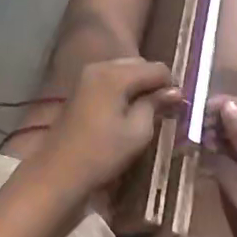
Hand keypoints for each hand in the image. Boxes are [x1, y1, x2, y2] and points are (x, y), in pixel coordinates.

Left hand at [37, 58, 182, 193]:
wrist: (59, 172)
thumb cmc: (102, 153)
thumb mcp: (137, 132)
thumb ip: (156, 104)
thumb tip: (175, 92)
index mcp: (116, 75)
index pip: (156, 68)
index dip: (170, 85)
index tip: (177, 107)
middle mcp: (100, 66)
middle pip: (139, 64)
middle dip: (153, 82)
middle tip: (163, 108)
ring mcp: (87, 75)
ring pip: (124, 70)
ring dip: (138, 84)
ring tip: (146, 110)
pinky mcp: (80, 87)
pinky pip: (110, 78)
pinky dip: (122, 88)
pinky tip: (126, 109)